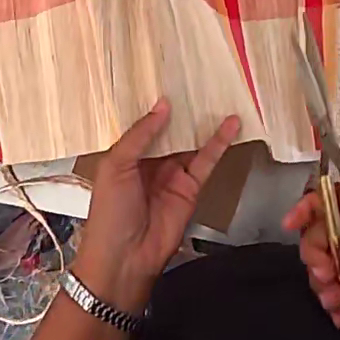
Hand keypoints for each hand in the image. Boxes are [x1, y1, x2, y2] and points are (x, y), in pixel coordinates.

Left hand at [74, 98, 240, 311]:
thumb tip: (162, 106)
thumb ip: (140, 135)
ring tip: (221, 97)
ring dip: (205, 124)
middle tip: (199, 82)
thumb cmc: (109, 214)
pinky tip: (230, 126)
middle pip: (171, 132)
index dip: (157, 106)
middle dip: (184, 111)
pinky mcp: (191, 188)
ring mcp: (172, 176)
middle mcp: (150, 163)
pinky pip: (207, 162)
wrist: (125, 259)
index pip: (144, 125)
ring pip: (191, 144)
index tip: (170, 81)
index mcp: (126, 156)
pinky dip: (220, 144)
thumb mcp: (117, 166)